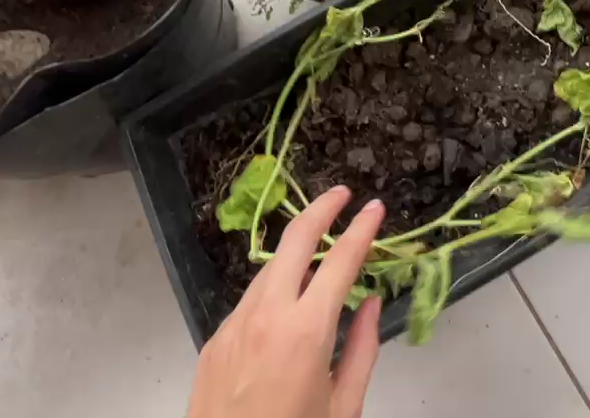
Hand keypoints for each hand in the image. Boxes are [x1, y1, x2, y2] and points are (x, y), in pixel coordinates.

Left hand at [186, 187, 385, 417]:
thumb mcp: (343, 408)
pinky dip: (273, 290)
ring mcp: (234, 324)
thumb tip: (370, 303)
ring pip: (270, 267)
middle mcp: (267, 314)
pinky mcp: (214, 340)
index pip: (341, 260)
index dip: (362, 229)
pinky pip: (250, 300)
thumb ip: (362, 349)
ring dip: (296, 251)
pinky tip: (285, 312)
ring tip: (319, 251)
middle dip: (320, 208)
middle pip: (294, 239)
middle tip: (341, 194)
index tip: (376, 208)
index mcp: (307, 331)